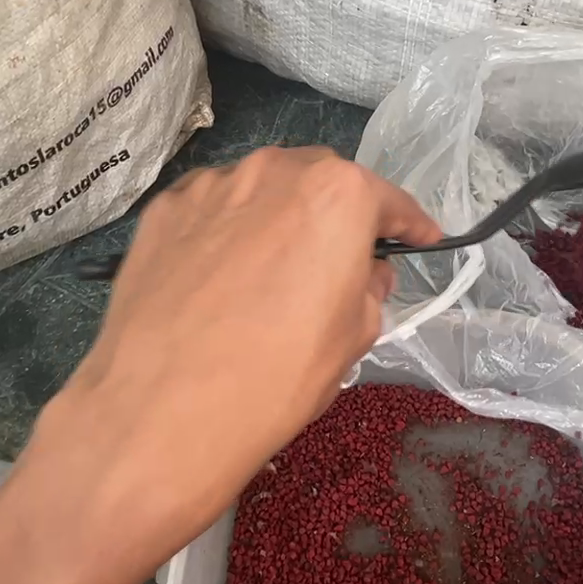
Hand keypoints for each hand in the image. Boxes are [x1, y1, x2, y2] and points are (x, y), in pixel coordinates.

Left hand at [25, 147, 441, 576]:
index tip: (422, 239)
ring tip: (276, 266)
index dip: (410, 224)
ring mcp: (211, 186)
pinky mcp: (163, 211)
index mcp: (337, 195)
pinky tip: (222, 273)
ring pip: (263, 189)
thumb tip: (363, 271)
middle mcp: (274, 170)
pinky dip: (230, 229)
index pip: (389, 200)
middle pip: (322, 181)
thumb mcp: (354, 338)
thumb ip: (370, 287)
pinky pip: (215, 210)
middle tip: (342, 257)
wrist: (160, 413)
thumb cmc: (278, 377)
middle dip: (339, 212)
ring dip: (281, 216)